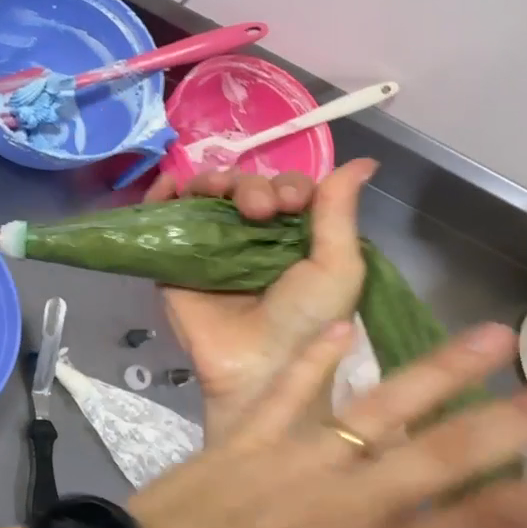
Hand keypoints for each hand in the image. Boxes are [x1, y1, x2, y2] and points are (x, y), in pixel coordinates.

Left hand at [130, 319, 526, 527]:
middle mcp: (349, 507)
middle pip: (450, 455)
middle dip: (524, 415)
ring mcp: (292, 461)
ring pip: (380, 409)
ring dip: (439, 370)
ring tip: (493, 333)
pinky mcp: (241, 437)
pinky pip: (286, 390)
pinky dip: (314, 357)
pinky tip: (342, 323)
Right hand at [144, 160, 375, 439]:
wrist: (257, 367)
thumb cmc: (308, 321)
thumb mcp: (338, 267)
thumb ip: (339, 213)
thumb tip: (363, 160)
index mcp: (291, 237)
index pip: (284, 190)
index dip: (287, 185)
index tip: (292, 201)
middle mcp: (248, 236)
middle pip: (242, 186)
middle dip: (251, 185)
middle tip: (260, 210)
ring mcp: (208, 247)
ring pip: (204, 195)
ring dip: (211, 182)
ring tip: (220, 194)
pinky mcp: (172, 259)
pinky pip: (163, 219)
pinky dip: (163, 194)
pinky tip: (170, 186)